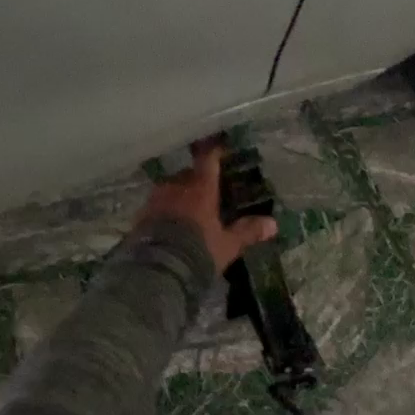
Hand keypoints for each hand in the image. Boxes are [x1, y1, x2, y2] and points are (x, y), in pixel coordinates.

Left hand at [141, 144, 276, 270]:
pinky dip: (165, 209)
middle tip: (206, 191)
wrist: (158, 268)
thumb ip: (248, 232)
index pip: (208, 161)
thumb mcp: (227, 245)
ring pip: (171, 188)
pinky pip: (157, 204)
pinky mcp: (141, 213)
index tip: (219, 146)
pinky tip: (169, 223)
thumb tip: (273, 224)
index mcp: (200, 188)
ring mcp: (157, 198)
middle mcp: (177, 186)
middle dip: (197, 180)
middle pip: (189, 174)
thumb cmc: (198, 251)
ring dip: (179, 194)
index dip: (214, 151)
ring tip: (187, 209)